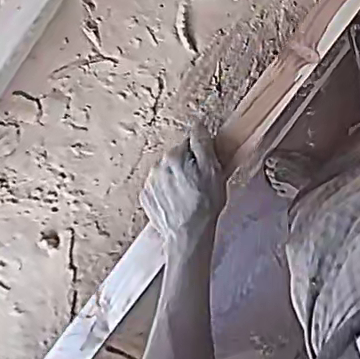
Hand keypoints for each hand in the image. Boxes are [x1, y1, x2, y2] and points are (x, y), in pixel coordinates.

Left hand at [140, 122, 225, 259]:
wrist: (187, 234)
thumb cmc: (205, 202)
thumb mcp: (213, 170)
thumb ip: (203, 144)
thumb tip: (197, 125)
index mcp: (173, 156)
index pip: (190, 143)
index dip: (201, 154)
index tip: (207, 167)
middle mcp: (157, 166)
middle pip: (177, 157)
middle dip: (188, 165)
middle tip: (200, 182)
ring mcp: (149, 183)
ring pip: (168, 171)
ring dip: (177, 177)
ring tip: (189, 193)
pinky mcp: (146, 197)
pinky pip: (159, 186)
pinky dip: (168, 190)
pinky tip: (179, 200)